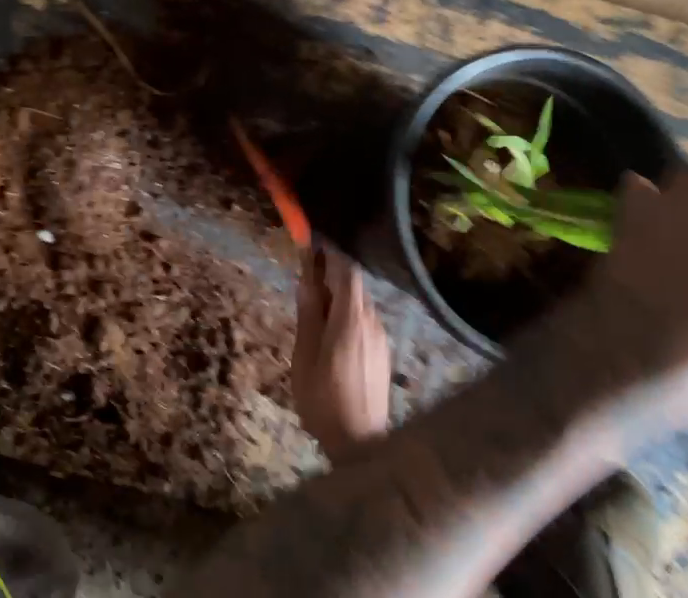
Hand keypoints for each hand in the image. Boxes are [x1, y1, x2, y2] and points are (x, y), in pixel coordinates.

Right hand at [293, 247, 390, 462]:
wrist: (361, 445)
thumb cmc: (323, 400)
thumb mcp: (304, 356)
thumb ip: (308, 314)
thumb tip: (306, 279)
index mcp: (350, 320)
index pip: (347, 270)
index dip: (331, 252)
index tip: (311, 241)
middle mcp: (372, 323)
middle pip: (354, 285)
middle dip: (331, 273)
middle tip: (304, 274)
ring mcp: (381, 339)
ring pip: (359, 303)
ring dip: (338, 295)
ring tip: (313, 305)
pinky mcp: (383, 354)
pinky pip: (364, 321)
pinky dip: (346, 314)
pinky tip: (329, 332)